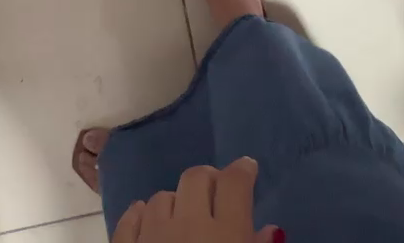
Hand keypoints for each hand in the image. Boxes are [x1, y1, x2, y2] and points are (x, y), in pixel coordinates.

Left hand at [111, 158, 279, 242]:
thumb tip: (271, 231)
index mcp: (225, 234)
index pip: (235, 183)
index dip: (243, 170)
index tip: (248, 169)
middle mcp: (187, 223)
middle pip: (197, 177)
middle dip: (211, 180)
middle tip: (218, 192)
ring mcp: (150, 234)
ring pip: (163, 196)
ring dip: (176, 201)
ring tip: (184, 218)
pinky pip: (132, 216)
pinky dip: (143, 215)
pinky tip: (150, 222)